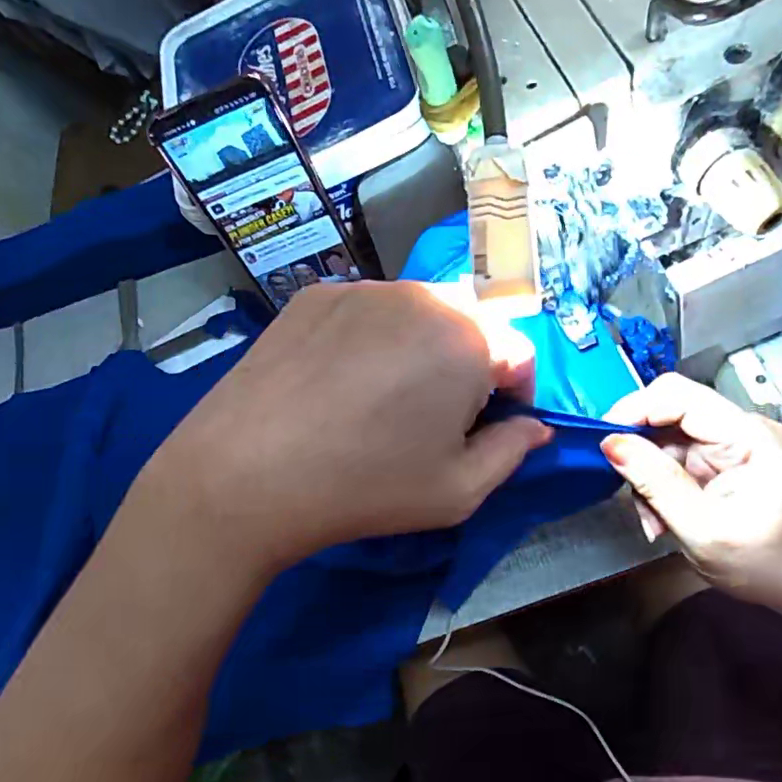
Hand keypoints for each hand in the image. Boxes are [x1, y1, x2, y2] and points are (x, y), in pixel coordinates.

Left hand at [147, 281, 551, 573]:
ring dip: (422, 347)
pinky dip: (373, 338)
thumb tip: (535, 427)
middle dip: (470, 365)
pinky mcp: (317, 294)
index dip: (513, 395)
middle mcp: (424, 297)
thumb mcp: (459, 491)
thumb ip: (512, 453)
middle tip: (434, 414)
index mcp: (468, 340)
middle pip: (472, 325)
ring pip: (420, 312)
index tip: (485, 428)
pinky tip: (340, 381)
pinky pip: (369, 310)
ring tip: (384, 396)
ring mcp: (365, 290)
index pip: (519, 352)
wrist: (246, 473)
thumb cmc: (367, 486)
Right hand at [599, 374, 781, 636]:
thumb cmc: (772, 567)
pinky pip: (684, 463)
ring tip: (656, 523)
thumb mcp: (704, 530)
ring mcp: (740, 447)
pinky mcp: (733, 464)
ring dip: (653, 479)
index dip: (634, 409)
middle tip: (634, 497)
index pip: (678, 395)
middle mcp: (745, 429)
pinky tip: (668, 520)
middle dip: (643, 455)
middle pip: (672, 418)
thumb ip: (656, 483)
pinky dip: (667, 488)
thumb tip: (610, 443)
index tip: (602, 441)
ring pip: (672, 443)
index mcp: (749, 435)